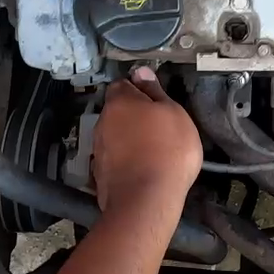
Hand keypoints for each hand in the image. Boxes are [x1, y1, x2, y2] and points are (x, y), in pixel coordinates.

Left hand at [92, 66, 201, 225]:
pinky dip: (126, 159)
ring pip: (115, 135)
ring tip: (153, 151)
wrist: (146, 200)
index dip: (139, 89)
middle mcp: (103, 121)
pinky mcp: (100, 173)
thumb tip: (141, 72)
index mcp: (120, 101)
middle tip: (159, 126)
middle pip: (117, 110)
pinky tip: (142, 169)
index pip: (123, 83)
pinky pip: (115, 158)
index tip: (156, 100)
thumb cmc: (168, 151)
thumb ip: (156, 92)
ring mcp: (98, 149)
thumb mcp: (174, 114)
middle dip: (134, 115)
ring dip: (129, 138)